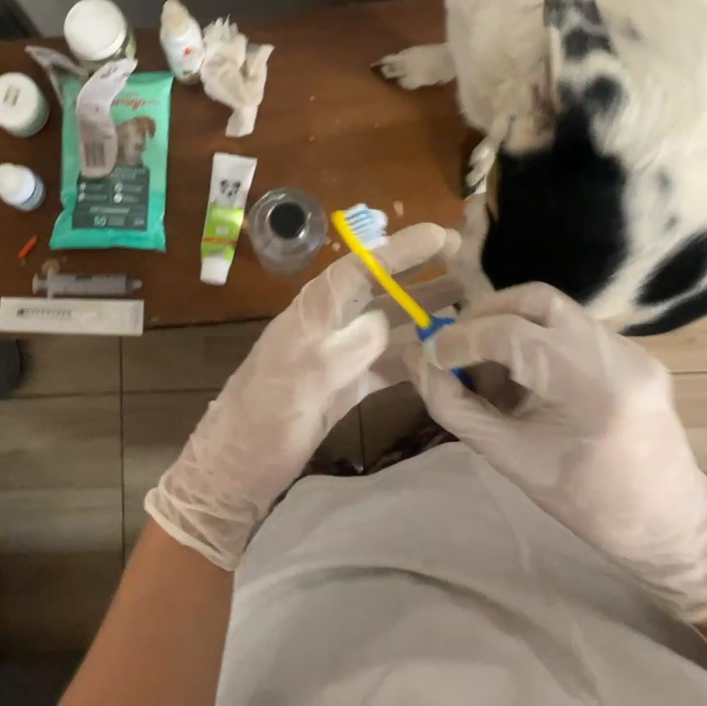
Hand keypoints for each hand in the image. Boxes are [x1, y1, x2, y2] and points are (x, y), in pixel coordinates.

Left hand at [145, 223, 457, 569]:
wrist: (235, 471)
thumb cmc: (260, 425)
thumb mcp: (298, 386)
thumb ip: (339, 351)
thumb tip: (380, 321)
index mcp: (311, 315)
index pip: (359, 270)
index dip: (398, 251)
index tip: (440, 235)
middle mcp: (328, 327)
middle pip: (379, 290)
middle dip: (420, 273)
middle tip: (468, 261)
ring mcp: (338, 357)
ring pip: (389, 325)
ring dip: (425, 313)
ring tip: (470, 301)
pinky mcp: (345, 386)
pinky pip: (387, 362)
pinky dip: (415, 357)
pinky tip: (446, 358)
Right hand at [408, 283, 706, 621]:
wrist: (671, 527)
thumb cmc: (587, 504)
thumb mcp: (509, 459)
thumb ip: (455, 406)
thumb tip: (416, 360)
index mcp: (593, 386)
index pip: (512, 334)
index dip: (461, 339)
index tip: (431, 358)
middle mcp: (615, 353)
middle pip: (534, 300)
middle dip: (484, 315)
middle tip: (454, 345)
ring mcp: (628, 348)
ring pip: (551, 309)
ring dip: (506, 326)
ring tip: (486, 369)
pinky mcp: (629, 351)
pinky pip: (567, 327)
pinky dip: (532, 339)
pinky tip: (520, 378)